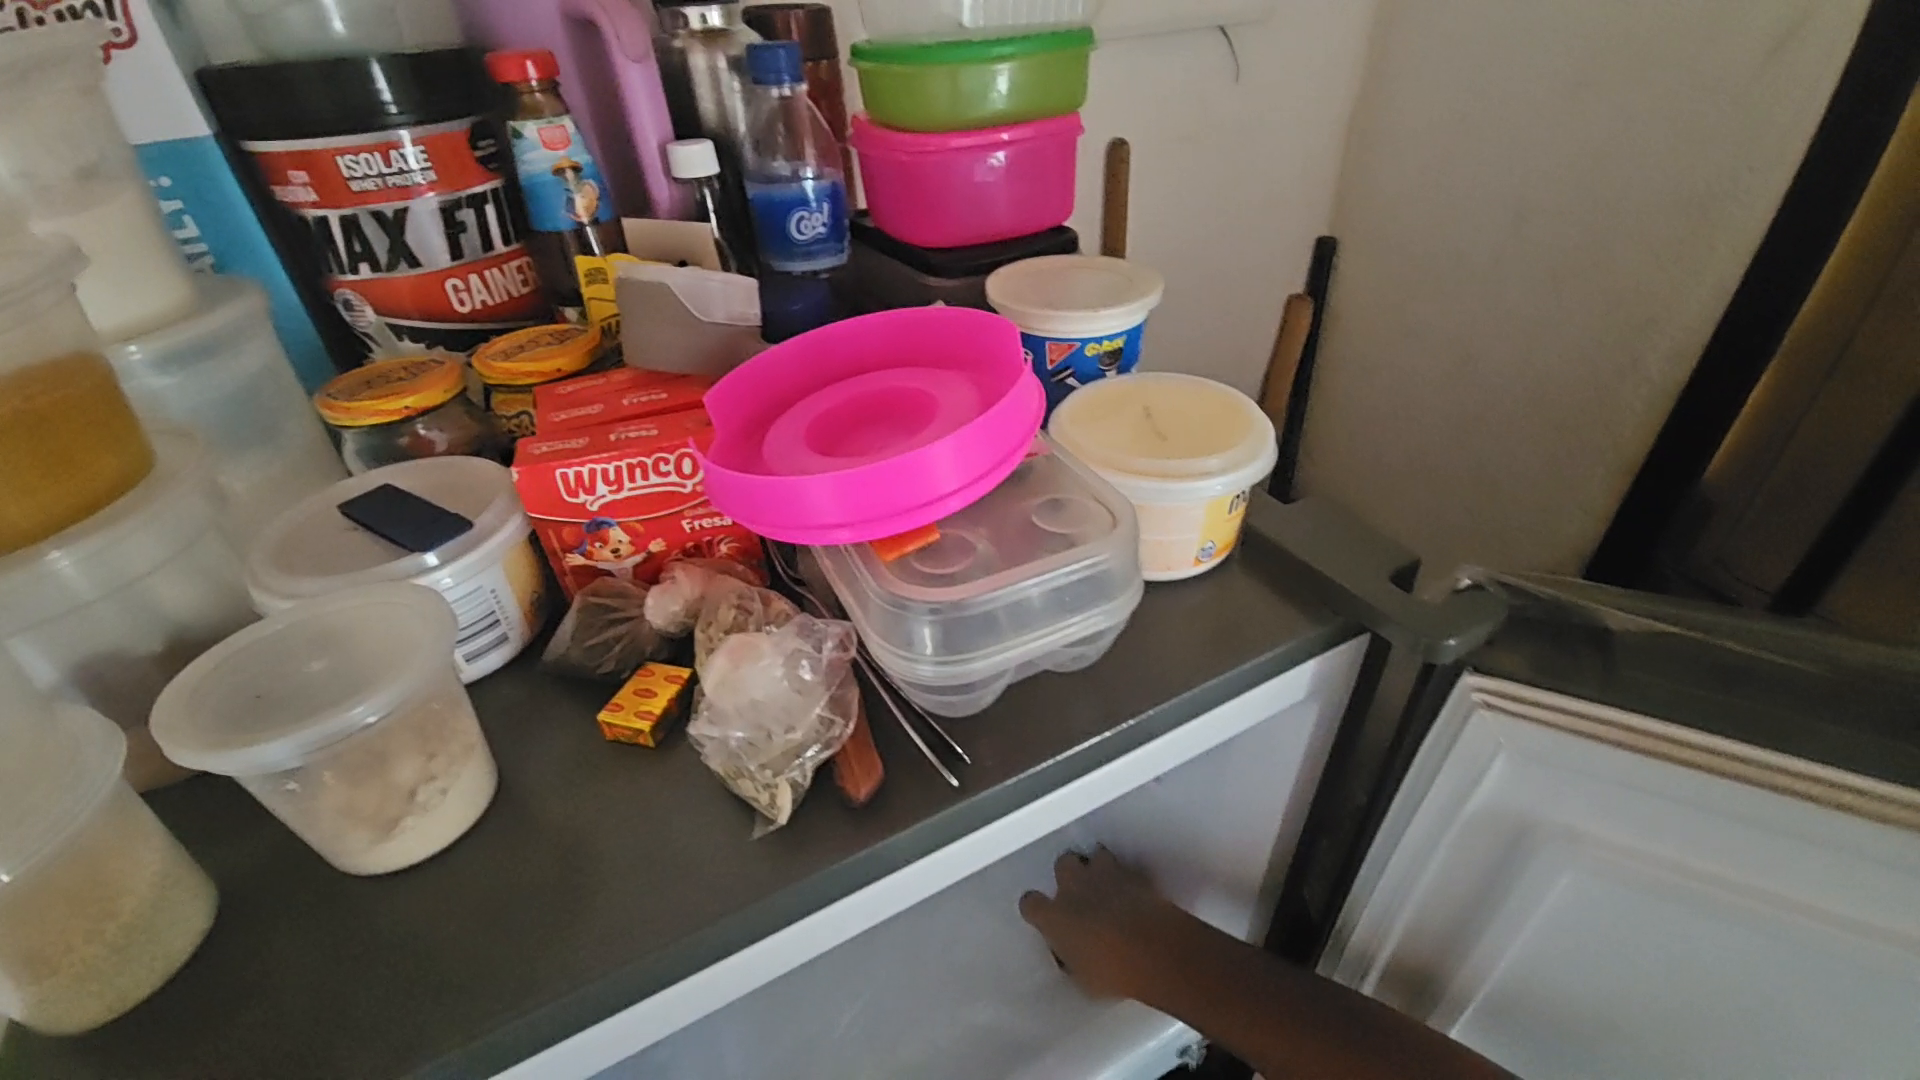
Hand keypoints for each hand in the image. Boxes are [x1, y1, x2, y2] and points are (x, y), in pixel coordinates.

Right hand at [1019, 847, 1192, 1001]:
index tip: (1044, 917)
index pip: (1030, 902)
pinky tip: (1133, 891)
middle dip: (1069, 873)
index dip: (1036, 908)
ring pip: (1095, 855)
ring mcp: (1104, 875)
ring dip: (1099, 868)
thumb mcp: (1084, 981)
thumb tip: (1072, 957)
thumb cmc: (1114, 972)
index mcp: (1054, 916)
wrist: (1154, 950)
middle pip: (1062, 863)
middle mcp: (1074, 887)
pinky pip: (1125, 867)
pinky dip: (1126, 876)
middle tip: (1080, 893)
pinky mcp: (1133, 873)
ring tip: (1108, 885)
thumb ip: (1072, 961)